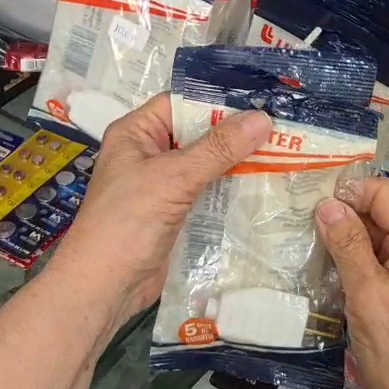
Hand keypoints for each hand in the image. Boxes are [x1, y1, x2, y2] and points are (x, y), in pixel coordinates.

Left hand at [47, 94, 271, 327]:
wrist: (105, 286)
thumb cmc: (128, 222)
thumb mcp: (174, 177)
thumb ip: (218, 148)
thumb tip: (263, 118)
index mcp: (136, 134)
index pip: (181, 103)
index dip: (217, 102)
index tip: (260, 103)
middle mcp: (149, 154)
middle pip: (198, 133)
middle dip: (235, 134)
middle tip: (283, 129)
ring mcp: (162, 186)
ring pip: (206, 164)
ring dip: (238, 162)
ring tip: (283, 153)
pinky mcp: (176, 213)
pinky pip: (208, 192)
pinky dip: (231, 188)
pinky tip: (264, 185)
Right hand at [315, 180, 388, 388]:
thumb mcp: (368, 295)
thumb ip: (348, 247)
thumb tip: (326, 205)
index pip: (383, 194)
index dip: (348, 191)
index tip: (308, 198)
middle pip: (376, 213)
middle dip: (339, 213)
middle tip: (295, 217)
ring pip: (370, 237)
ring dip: (339, 239)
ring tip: (298, 239)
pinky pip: (370, 261)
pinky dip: (346, 261)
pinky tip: (317, 266)